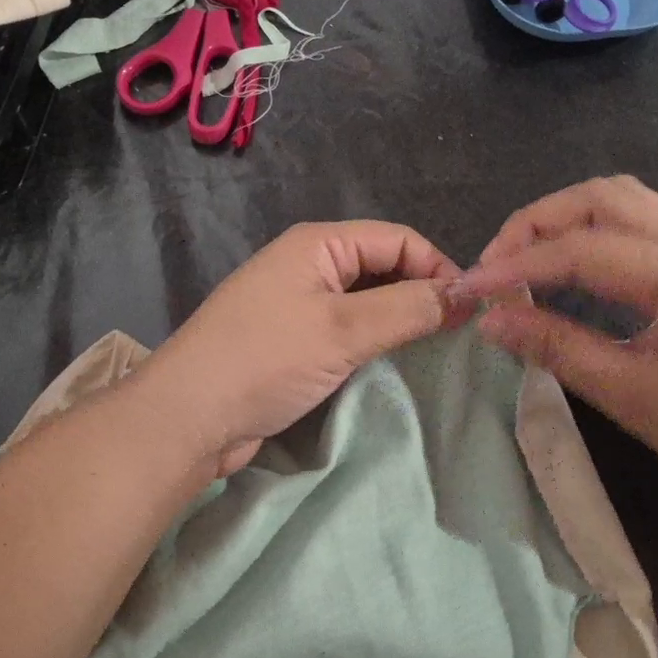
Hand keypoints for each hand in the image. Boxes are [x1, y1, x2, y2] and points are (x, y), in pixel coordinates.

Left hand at [139, 221, 466, 476]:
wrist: (186, 418)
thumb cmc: (265, 360)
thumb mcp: (342, 331)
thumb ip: (407, 309)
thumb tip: (467, 293)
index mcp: (319, 244)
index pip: (398, 239)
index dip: (438, 267)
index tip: (471, 311)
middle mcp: (310, 264)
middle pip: (383, 266)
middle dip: (421, 292)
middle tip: (460, 335)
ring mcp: (298, 303)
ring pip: (367, 300)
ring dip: (399, 319)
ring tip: (436, 350)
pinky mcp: (292, 340)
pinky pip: (346, 329)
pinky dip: (374, 340)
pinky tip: (393, 363)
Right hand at [451, 177, 657, 506]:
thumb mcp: (631, 396)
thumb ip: (557, 347)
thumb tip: (491, 320)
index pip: (579, 248)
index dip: (516, 265)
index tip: (469, 287)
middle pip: (598, 197)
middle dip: (536, 223)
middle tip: (495, 266)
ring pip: (618, 198)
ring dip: (564, 217)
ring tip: (526, 258)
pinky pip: (636, 221)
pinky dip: (591, 228)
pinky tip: (571, 265)